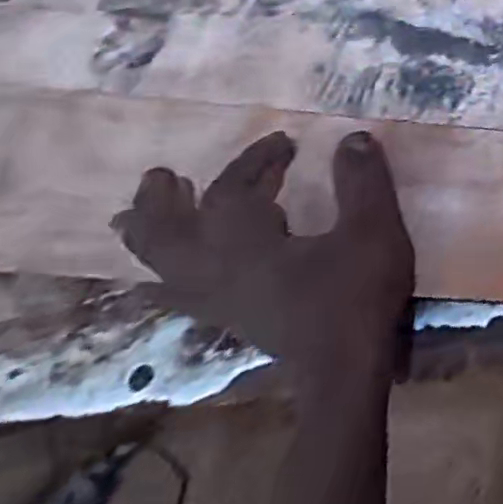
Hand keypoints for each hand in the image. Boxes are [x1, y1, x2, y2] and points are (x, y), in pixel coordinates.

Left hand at [112, 130, 415, 385]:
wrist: (347, 366)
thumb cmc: (358, 293)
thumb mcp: (373, 229)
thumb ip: (362, 182)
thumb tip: (353, 137)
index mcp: (245, 247)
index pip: (229, 193)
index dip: (252, 161)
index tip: (283, 140)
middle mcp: (217, 274)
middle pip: (167, 237)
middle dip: (160, 204)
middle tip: (157, 176)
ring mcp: (219, 302)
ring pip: (164, 268)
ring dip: (150, 239)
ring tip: (129, 220)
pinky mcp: (231, 320)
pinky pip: (179, 293)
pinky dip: (165, 276)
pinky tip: (169, 279)